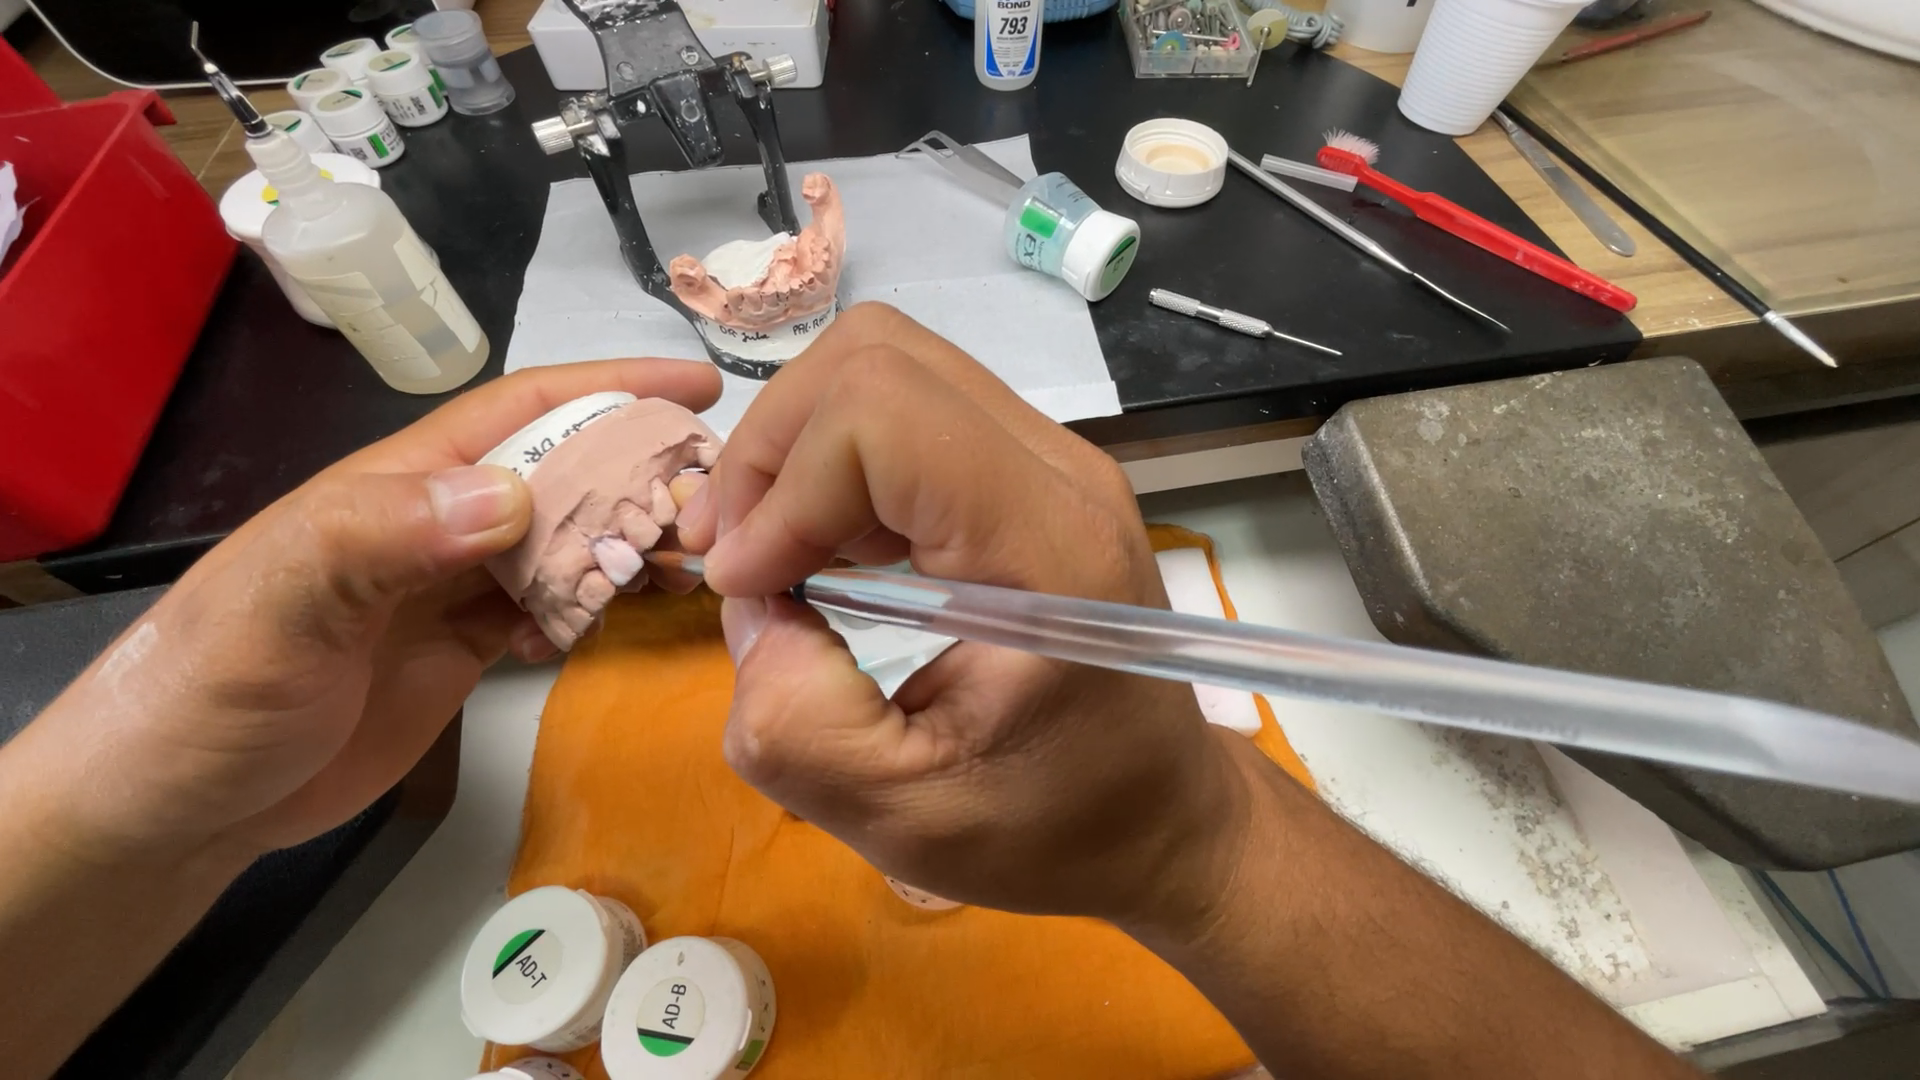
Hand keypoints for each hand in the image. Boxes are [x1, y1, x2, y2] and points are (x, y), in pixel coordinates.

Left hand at [9, 360, 720, 864]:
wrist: (180, 810)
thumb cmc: (209, 694)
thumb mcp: (280, 607)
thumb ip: (381, 538)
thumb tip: (509, 498)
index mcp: (405, 483)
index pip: (527, 412)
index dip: (614, 389)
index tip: (697, 386)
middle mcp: (446, 521)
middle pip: (570, 475)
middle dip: (648, 473)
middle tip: (720, 497)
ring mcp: (464, 582)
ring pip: (575, 540)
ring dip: (636, 542)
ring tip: (696, 561)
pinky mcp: (476, 638)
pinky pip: (560, 602)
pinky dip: (602, 602)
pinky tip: (631, 613)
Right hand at [676, 304, 1244, 926]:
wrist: (1158, 807)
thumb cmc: (1056, 823)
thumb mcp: (906, 817)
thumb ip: (796, 723)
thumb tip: (751, 604)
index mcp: (1048, 546)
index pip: (883, 415)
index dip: (785, 488)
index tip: (748, 586)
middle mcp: (1059, 472)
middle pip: (877, 359)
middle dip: (774, 447)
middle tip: (739, 556)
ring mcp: (1051, 460)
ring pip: (888, 367)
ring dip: (799, 449)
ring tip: (772, 551)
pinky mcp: (1028, 472)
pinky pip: (909, 411)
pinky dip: (836, 463)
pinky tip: (825, 546)